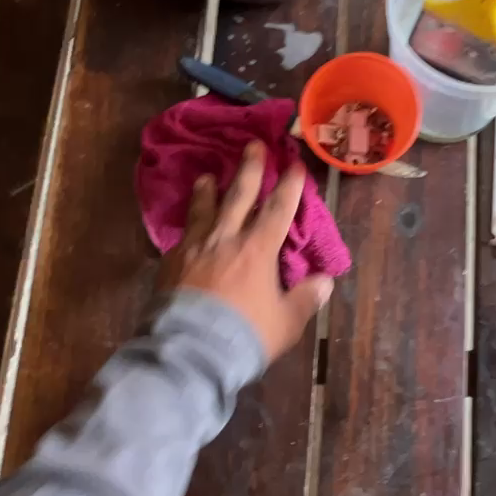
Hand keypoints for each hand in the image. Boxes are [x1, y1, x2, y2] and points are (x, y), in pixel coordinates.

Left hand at [161, 140, 333, 361]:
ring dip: (208, 190)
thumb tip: (324, 281)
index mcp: (258, 249)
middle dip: (249, 169)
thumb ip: (304, 299)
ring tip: (206, 177)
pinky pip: (182, 236)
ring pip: (203, 210)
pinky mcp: (170, 262)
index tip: (294, 164)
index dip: (289, 185)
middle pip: (239, 195)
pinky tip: (186, 230)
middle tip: (253, 145)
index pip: (278, 209)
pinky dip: (188, 227)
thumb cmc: (246, 335)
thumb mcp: (286, 322)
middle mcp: (226, 238)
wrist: (191, 349)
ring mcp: (194, 247)